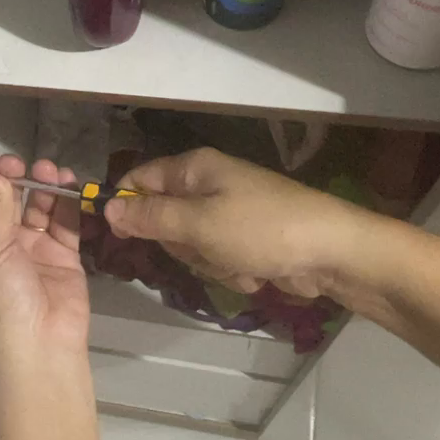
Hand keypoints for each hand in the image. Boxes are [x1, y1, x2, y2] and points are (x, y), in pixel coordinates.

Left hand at [0, 141, 91, 373]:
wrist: (41, 349)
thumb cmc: (2, 301)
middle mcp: (0, 241)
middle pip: (5, 196)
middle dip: (12, 176)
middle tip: (20, 165)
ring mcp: (33, 247)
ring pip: (36, 204)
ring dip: (41, 184)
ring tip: (49, 170)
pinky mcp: (63, 254)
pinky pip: (64, 220)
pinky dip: (67, 201)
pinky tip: (69, 183)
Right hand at [101, 147, 399, 312]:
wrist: (333, 252)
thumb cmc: (261, 229)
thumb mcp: (198, 223)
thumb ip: (150, 216)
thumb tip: (106, 206)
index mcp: (195, 168)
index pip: (140, 179)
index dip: (126, 205)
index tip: (120, 235)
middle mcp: (209, 184)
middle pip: (163, 217)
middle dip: (180, 243)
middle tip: (200, 247)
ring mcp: (228, 213)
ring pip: (190, 245)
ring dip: (209, 262)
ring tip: (237, 262)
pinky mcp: (245, 240)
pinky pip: (217, 258)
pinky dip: (232, 270)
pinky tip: (255, 271)